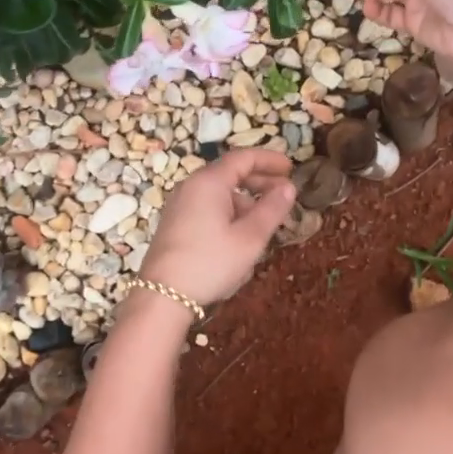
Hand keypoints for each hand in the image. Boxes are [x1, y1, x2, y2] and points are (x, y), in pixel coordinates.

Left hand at [137, 149, 295, 308]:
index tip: (290, 168)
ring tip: (267, 221)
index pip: (242, 157)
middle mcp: (191, 186)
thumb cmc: (211, 262)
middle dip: (259, 181)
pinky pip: (207, 207)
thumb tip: (289, 188)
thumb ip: (272, 210)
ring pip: (219, 193)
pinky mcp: (175, 224)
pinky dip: (229, 212)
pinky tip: (240, 235)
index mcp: (209, 182)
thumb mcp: (250, 238)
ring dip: (245, 201)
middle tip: (284, 193)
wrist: (162, 296)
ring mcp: (179, 205)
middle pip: (229, 173)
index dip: (269, 159)